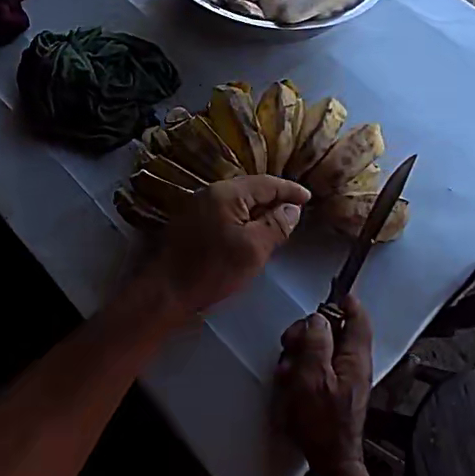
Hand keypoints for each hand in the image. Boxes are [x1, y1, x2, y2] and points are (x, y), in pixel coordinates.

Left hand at [140, 175, 309, 318]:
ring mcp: (198, 206)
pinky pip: (225, 211)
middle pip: (251, 188)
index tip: (308, 197)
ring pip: (237, 200)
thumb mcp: (253, 249)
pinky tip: (251, 229)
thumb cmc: (212, 270)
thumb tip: (292, 209)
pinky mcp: (191, 222)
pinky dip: (243, 216)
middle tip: (296, 208)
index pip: (266, 183)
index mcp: (226, 193)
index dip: (290, 190)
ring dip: (258, 208)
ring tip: (278, 219)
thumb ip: (276, 225)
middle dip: (275, 197)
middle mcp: (210, 192)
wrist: (166, 292)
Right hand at [273, 288, 371, 474]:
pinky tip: (290, 383)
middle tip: (291, 342)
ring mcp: (344, 379)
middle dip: (309, 332)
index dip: (348, 303)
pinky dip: (303, 370)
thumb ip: (316, 343)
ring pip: (322, 350)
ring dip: (301, 353)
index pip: (358, 320)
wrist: (330, 460)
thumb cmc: (322, 420)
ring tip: (287, 370)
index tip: (335, 295)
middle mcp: (354, 364)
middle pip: (333, 332)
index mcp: (355, 357)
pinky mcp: (333, 392)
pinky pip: (318, 369)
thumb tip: (319, 318)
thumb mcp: (314, 376)